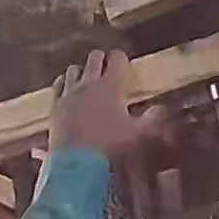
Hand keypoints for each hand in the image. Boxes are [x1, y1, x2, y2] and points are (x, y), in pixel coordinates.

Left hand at [48, 49, 166, 156]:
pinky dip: (66, 82)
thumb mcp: (138, 133)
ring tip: (89, 81)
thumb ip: (153, 118)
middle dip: (103, 60)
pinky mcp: (55, 104)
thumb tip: (162, 108)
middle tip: (108, 71)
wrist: (75, 162)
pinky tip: (71, 90)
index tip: (124, 65)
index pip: (116, 58)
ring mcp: (69, 92)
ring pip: (74, 68)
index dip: (121, 58)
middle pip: (95, 57)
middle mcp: (89, 83)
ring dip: (83, 71)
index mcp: (111, 86)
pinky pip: (59, 83)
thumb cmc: (110, 145)